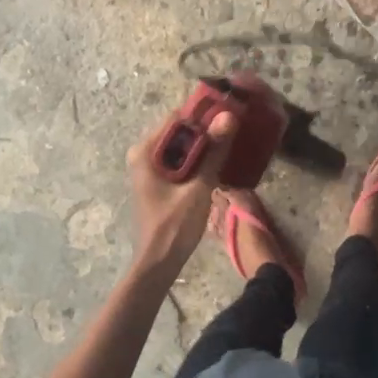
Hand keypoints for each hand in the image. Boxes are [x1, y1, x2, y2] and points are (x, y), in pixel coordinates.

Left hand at [126, 111, 235, 275]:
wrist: (158, 263)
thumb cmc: (174, 226)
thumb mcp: (199, 187)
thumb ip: (214, 151)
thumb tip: (229, 116)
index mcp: (145, 150)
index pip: (177, 118)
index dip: (203, 114)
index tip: (229, 114)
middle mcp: (142, 153)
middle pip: (179, 131)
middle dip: (205, 130)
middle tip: (234, 129)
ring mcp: (148, 167)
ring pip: (180, 145)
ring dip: (203, 145)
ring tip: (230, 142)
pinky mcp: (157, 179)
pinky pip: (179, 159)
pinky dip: (196, 158)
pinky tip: (217, 161)